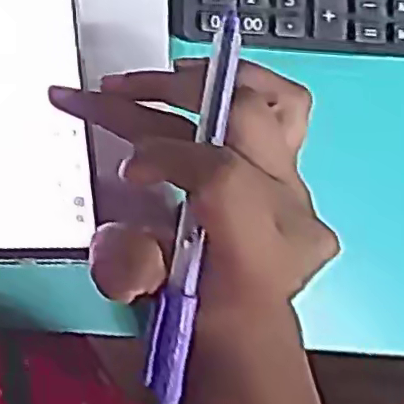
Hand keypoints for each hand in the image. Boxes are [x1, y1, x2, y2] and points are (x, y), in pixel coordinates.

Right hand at [49, 61, 339, 323]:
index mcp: (258, 250)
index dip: (164, 155)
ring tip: (144, 79)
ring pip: (269, 101)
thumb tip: (118, 235)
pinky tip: (187, 82)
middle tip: (108, 93)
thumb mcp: (145, 298)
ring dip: (196, 79)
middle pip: (239, 119)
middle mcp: (290, 212)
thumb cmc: (186, 311)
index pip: (224, 174)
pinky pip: (278, 106)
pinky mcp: (289, 170)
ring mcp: (296, 187)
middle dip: (163, 95)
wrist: (234, 324)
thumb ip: (127, 268)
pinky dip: (228, 85)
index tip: (125, 167)